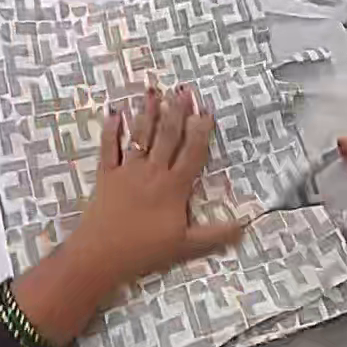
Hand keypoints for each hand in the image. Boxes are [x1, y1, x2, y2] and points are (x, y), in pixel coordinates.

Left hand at [71, 85, 246, 281]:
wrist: (101, 255)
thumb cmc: (145, 250)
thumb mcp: (186, 246)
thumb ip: (216, 235)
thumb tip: (245, 227)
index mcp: (174, 187)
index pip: (192, 153)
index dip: (200, 132)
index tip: (206, 111)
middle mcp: (153, 172)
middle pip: (167, 137)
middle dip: (177, 112)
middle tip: (183, 91)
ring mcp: (128, 172)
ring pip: (140, 137)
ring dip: (148, 114)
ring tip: (154, 92)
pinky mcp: (106, 176)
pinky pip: (109, 149)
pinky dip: (111, 131)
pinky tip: (114, 113)